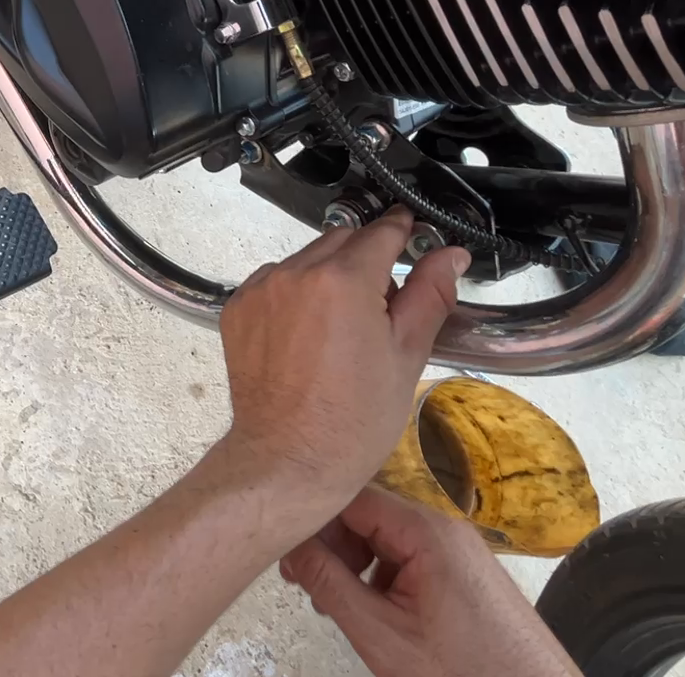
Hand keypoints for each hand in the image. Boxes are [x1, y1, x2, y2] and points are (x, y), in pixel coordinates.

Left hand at [216, 206, 468, 520]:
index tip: (410, 229)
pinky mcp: (236, 307)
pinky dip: (292, 292)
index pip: (378, 233)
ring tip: (342, 323)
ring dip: (326, 274)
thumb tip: (448, 255)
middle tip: (382, 296)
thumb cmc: (353, 419)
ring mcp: (259, 289)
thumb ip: (428, 295)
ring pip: (303, 259)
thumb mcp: (406, 355)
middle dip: (364, 256)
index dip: (400, 230)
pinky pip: (272, 282)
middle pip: (339, 240)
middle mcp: (293, 274)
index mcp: (341, 280)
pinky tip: (307, 331)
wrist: (289, 456)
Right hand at [282, 487, 581, 676]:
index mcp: (425, 530)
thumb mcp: (381, 633)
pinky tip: (368, 609)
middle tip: (299, 581)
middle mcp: (443, 526)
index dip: (311, 518)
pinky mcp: (464, 573)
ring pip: (382, 536)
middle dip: (329, 545)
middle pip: (365, 515)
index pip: (349, 496)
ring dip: (351, 563)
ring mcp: (457, 549)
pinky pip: (406, 556)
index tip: (284, 549)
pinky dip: (379, 576)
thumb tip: (285, 541)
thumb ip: (327, 582)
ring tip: (331, 601)